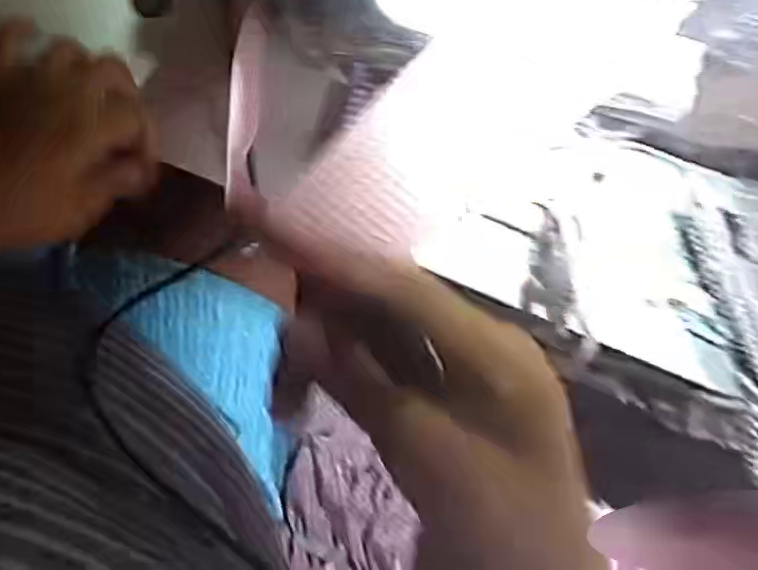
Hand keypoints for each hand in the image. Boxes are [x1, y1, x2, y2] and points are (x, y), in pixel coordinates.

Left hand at [0, 21, 158, 260]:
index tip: (140, 172)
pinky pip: (8, 39)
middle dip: (127, 96)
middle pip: (112, 70)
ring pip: (69, 49)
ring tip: (87, 96)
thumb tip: (138, 169)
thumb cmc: (9, 212)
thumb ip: (111, 183)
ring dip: (85, 67)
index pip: (137, 116)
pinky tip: (32, 37)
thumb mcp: (71, 213)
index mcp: (89, 123)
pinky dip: (22, 33)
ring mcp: (26, 77)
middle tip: (121, 131)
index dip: (147, 142)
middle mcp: (64, 88)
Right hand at [275, 237, 603, 569]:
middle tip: (260, 245)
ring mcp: (447, 360)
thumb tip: (292, 325)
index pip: (401, 287)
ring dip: (316, 314)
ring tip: (269, 300)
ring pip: (366, 316)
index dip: (334, 260)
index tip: (274, 235)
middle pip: (379, 291)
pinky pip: (365, 349)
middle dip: (319, 277)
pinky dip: (327, 351)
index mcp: (493, 348)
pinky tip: (293, 359)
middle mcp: (470, 338)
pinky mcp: (423, 385)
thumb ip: (358, 382)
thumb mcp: (427, 454)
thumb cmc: (497, 522)